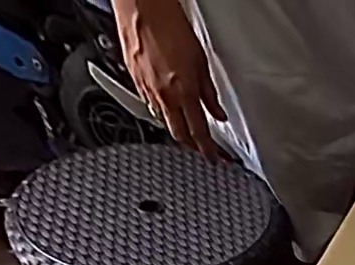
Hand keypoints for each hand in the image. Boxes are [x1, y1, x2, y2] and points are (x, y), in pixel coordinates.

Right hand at [114, 0, 225, 156]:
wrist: (141, 5)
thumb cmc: (169, 24)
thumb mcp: (200, 60)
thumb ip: (210, 93)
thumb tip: (218, 113)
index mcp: (185, 93)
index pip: (200, 134)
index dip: (209, 151)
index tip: (216, 159)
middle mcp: (166, 98)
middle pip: (181, 135)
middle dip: (193, 147)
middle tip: (203, 150)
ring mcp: (149, 92)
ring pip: (165, 123)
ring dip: (178, 132)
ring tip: (188, 133)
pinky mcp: (136, 83)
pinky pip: (151, 107)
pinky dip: (163, 114)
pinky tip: (168, 111)